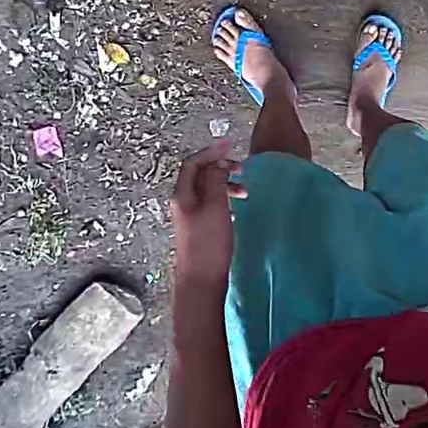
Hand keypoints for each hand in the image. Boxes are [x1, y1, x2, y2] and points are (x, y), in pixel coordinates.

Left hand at [169, 139, 244, 284]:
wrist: (201, 282)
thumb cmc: (209, 245)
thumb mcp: (216, 207)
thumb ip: (216, 181)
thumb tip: (218, 163)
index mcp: (183, 194)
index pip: (193, 162)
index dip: (211, 151)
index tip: (231, 145)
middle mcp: (183, 202)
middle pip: (200, 174)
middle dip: (220, 167)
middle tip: (242, 167)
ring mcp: (190, 216)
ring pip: (207, 189)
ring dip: (225, 184)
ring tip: (245, 190)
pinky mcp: (199, 228)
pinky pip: (211, 203)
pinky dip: (224, 198)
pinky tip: (236, 206)